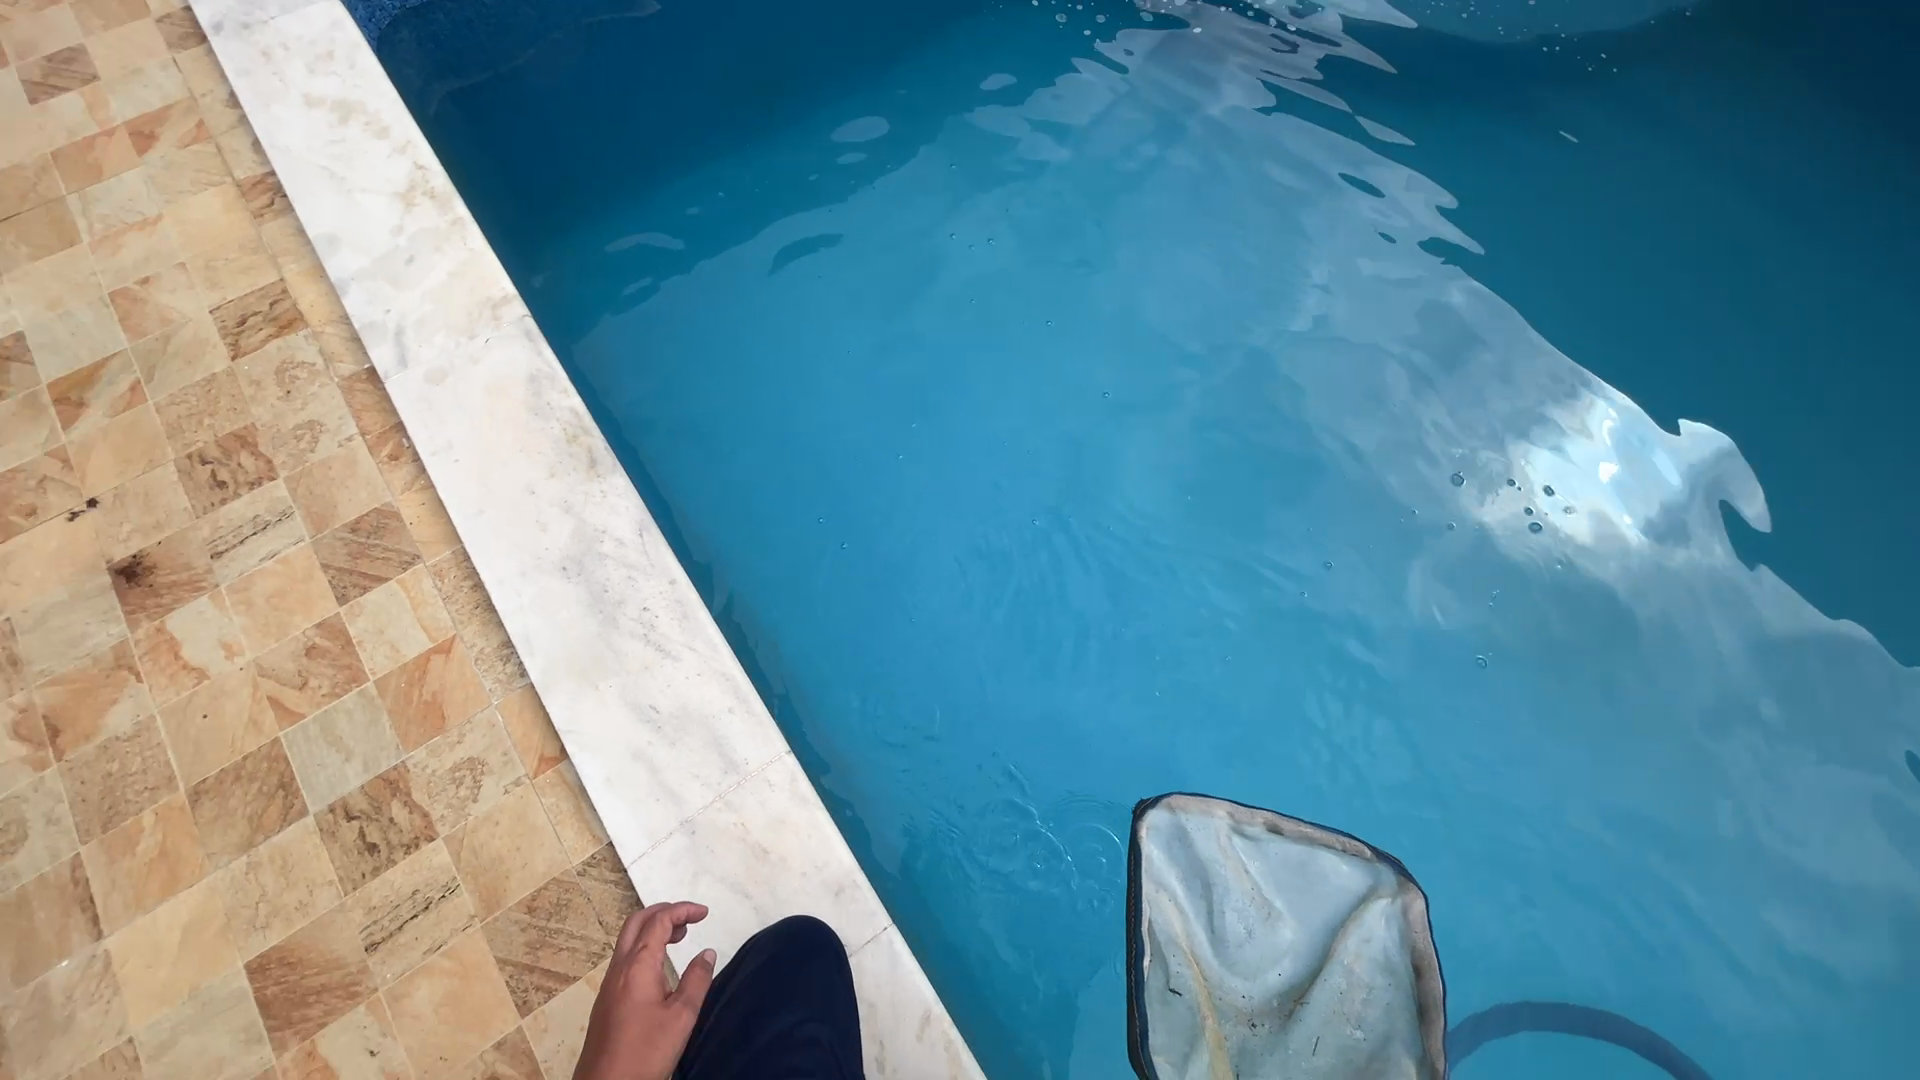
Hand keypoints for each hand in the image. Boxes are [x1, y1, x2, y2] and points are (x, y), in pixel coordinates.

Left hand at [574, 902, 717, 1079]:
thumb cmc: (645, 1053)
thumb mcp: (682, 1017)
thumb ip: (697, 979)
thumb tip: (707, 953)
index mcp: (637, 966)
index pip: (659, 921)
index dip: (683, 910)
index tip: (705, 914)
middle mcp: (619, 969)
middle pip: (636, 922)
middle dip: (664, 911)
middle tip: (689, 919)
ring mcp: (609, 986)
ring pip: (628, 941)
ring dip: (654, 930)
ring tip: (679, 938)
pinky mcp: (606, 1002)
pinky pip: (625, 959)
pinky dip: (646, 948)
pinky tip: (661, 969)